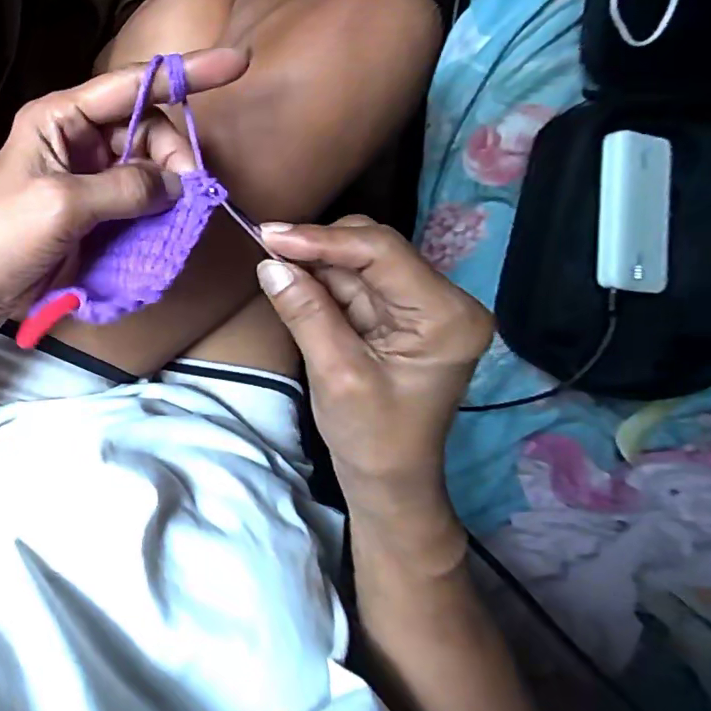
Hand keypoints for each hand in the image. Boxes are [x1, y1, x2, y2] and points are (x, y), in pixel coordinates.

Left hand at [0, 49, 250, 319]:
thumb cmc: (3, 236)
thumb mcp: (62, 204)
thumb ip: (124, 187)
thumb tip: (177, 184)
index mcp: (57, 119)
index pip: (128, 85)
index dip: (183, 73)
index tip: (236, 64)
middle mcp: (75, 139)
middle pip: (145, 125)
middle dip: (172, 151)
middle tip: (188, 189)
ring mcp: (86, 175)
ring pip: (147, 163)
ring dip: (169, 183)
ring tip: (178, 211)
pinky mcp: (94, 209)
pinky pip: (139, 197)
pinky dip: (159, 207)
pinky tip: (168, 222)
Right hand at [254, 216, 493, 500]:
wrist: (388, 475)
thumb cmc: (371, 434)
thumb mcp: (335, 373)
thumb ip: (305, 313)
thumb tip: (270, 265)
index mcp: (445, 316)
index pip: (382, 254)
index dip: (322, 239)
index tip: (268, 235)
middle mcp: (442, 301)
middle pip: (374, 247)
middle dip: (318, 246)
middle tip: (265, 249)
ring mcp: (419, 306)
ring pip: (358, 259)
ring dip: (313, 260)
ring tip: (272, 264)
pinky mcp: (395, 314)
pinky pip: (352, 281)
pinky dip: (318, 277)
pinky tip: (290, 279)